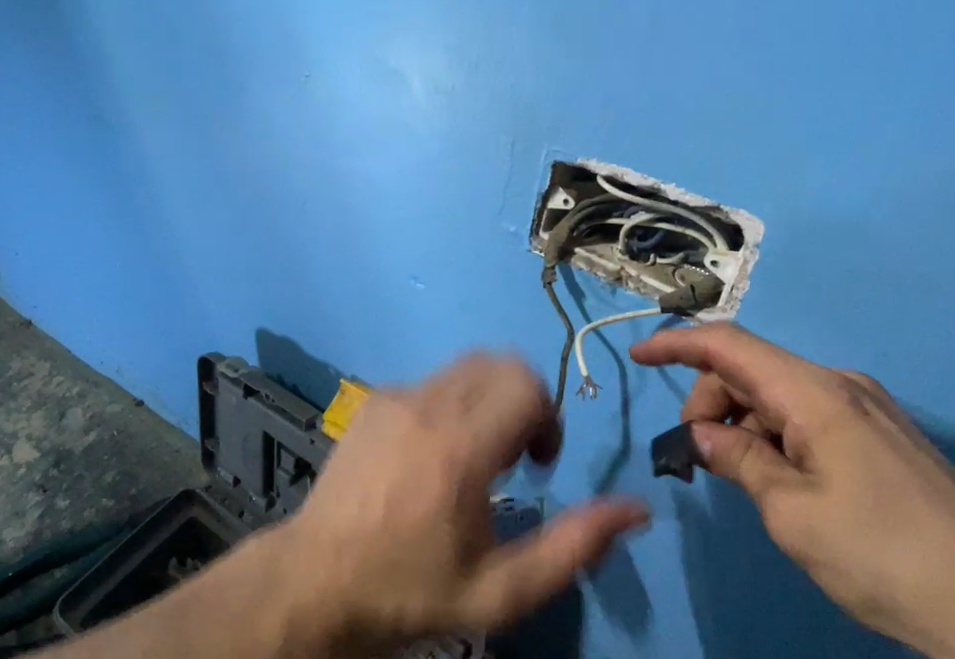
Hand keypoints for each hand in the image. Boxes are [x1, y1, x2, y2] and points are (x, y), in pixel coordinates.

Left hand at [275, 353, 648, 651]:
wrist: (317, 583)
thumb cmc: (413, 590)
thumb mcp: (502, 591)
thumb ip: (574, 547)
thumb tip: (637, 509)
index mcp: (460, 447)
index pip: (525, 383)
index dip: (548, 417)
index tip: (538, 463)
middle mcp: (427, 406)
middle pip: (500, 364)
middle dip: (524, 401)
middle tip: (515, 457)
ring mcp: (394, 397)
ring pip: (466, 367)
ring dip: (489, 399)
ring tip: (477, 456)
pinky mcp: (373, 401)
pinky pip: (433, 381)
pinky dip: (452, 402)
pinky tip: (435, 454)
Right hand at [631, 323, 954, 658]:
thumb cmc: (884, 555)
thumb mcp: (792, 513)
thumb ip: (739, 460)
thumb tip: (702, 431)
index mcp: (817, 392)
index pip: (730, 344)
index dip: (677, 344)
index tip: (637, 358)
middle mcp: (844, 385)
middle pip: (754, 370)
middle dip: (713, 402)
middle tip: (699, 460)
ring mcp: (871, 410)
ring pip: (782, 396)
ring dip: (747, 425)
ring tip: (744, 480)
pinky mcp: (887, 438)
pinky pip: (813, 417)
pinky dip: (779, 437)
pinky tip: (785, 483)